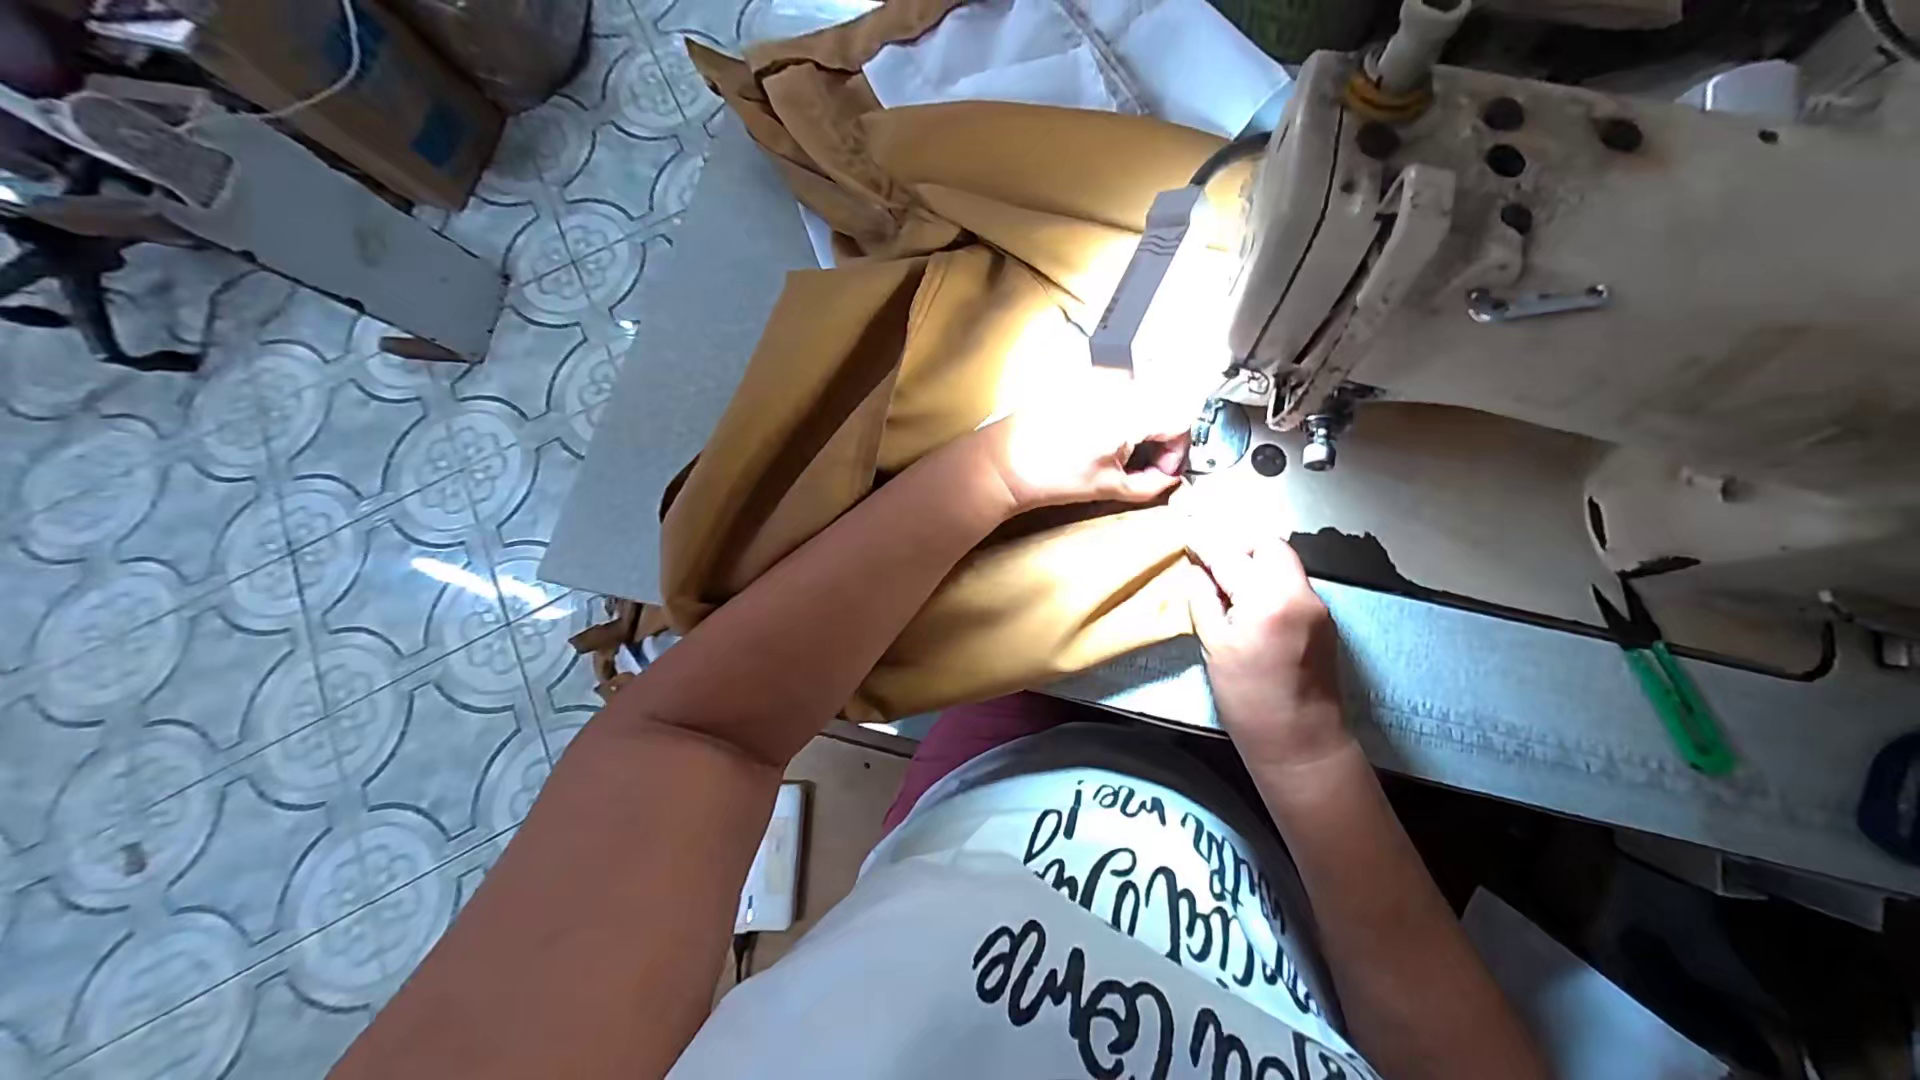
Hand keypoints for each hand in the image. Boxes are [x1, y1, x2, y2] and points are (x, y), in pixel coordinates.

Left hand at [968, 386, 1191, 513]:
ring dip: (1143, 424)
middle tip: (1146, 463)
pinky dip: (1122, 413)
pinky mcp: (1082, 380)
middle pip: (1165, 404)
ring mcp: (1099, 379)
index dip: (1177, 450)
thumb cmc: (1051, 475)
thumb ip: (1150, 484)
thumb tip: (1169, 478)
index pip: (1181, 420)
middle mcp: (1119, 386)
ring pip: (1143, 396)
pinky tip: (1102, 437)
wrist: (1005, 463)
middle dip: (1163, 437)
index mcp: (1131, 410)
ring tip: (1121, 452)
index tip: (1163, 469)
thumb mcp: (1109, 487)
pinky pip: (1118, 390)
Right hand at [1186, 533, 1351, 769]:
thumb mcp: (1214, 647)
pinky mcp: (1323, 618)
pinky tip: (1249, 604)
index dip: (1206, 543)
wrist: (1301, 742)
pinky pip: (1291, 583)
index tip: (1187, 536)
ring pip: (1282, 563)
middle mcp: (1300, 593)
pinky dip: (1268, 582)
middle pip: (1268, 546)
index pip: (1231, 555)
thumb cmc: (1248, 700)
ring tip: (1226, 585)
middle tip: (1210, 563)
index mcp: (1268, 600)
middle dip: (1238, 546)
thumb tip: (1197, 570)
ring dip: (1254, 563)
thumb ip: (1204, 600)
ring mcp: (1317, 605)